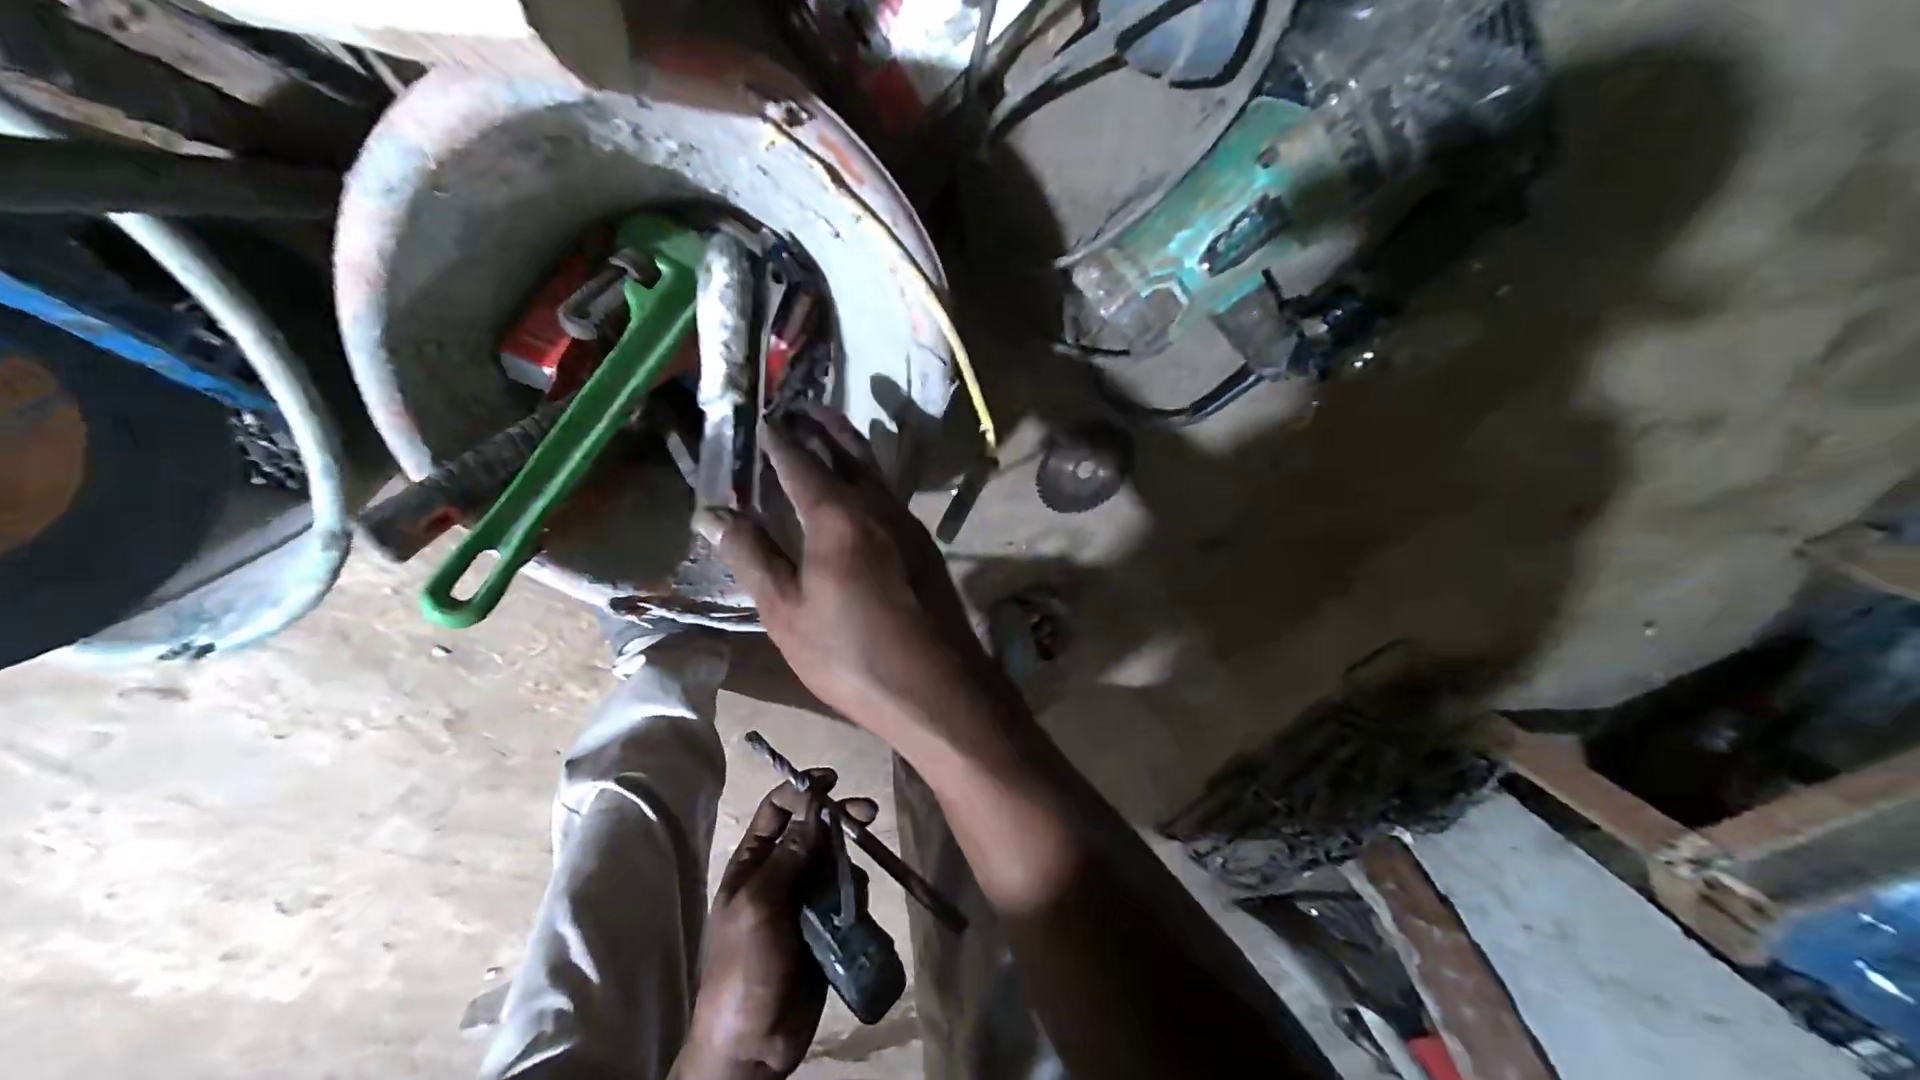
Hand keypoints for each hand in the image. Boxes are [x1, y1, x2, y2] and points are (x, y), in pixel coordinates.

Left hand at [674, 769, 876, 1079]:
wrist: (754, 1042)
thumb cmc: (744, 968)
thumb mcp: (759, 905)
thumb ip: (788, 856)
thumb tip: (814, 808)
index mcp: (751, 865)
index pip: (777, 811)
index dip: (802, 791)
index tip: (831, 782)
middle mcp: (778, 874)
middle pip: (812, 831)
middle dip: (837, 818)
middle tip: (867, 812)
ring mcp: (802, 900)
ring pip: (832, 860)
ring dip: (847, 858)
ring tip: (855, 876)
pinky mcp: (825, 924)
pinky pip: (844, 893)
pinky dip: (853, 891)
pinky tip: (854, 904)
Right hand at [699, 411, 1006, 731]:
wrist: (936, 687)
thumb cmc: (850, 654)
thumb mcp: (786, 611)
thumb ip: (753, 555)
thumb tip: (715, 512)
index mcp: (837, 515)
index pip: (800, 462)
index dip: (778, 440)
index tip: (763, 420)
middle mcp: (878, 506)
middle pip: (849, 449)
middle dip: (823, 424)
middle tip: (801, 407)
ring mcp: (908, 525)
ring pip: (875, 470)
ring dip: (850, 447)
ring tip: (828, 436)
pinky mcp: (925, 547)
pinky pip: (889, 496)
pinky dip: (868, 479)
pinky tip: (859, 496)